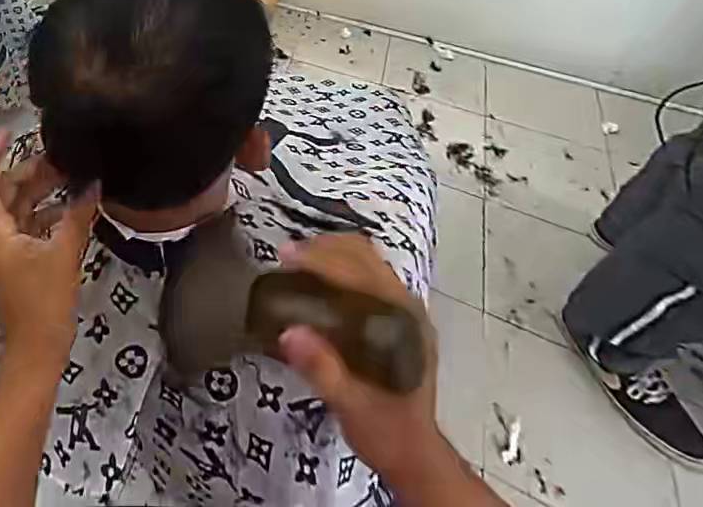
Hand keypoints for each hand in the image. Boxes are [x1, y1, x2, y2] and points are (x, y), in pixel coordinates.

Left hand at [0, 134, 100, 366]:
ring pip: (22, 208)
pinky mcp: (25, 262)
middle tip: (61, 155)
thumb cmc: (43, 304)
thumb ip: (77, 214)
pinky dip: (51, 211)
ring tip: (72, 175)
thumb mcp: (63, 254)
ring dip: (43, 190)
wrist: (37, 354)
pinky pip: (34, 225)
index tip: (8, 130)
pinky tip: (75, 206)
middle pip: (7, 192)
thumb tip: (93, 181)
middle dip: (30, 170)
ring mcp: (11, 251)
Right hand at [276, 235, 449, 487]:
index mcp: (400, 318)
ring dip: (332, 251)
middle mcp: (406, 303)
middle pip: (364, 254)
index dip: (321, 258)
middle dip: (323, 247)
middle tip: (287, 255)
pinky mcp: (398, 312)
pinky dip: (341, 263)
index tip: (287, 256)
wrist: (415, 455)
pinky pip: (368, 270)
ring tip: (299, 259)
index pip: (358, 270)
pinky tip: (320, 277)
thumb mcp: (349, 406)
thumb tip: (288, 332)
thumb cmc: (384, 430)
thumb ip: (322, 370)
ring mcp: (404, 305)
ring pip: (367, 257)